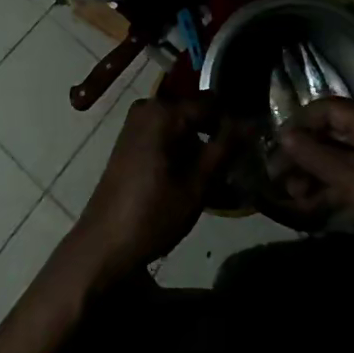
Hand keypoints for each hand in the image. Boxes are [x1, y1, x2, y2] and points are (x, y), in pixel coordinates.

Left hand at [72, 95, 236, 280]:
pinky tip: (192, 176)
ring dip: (200, 145)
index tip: (248, 147)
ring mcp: (136, 123)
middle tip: (233, 163)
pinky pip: (167, 133)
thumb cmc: (152, 215)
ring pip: (183, 124)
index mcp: (164, 111)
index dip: (233, 124)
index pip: (214, 104)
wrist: (101, 248)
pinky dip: (182, 149)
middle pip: (197, 112)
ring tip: (216, 175)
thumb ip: (226, 147)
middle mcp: (148, 107)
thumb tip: (252, 122)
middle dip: (216, 134)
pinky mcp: (130, 140)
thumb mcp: (198, 183)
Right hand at [278, 99, 353, 282]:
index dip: (299, 124)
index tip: (273, 147)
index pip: (327, 108)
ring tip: (291, 195)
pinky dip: (327, 188)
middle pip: (330, 132)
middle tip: (276, 177)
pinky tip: (307, 205)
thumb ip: (316, 156)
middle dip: (303, 152)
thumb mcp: (353, 181)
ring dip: (312, 172)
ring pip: (337, 157)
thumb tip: (283, 134)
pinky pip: (347, 178)